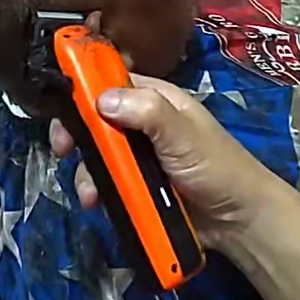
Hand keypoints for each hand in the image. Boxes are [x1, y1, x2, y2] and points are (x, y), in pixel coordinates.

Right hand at [51, 76, 288, 252]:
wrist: (237, 218)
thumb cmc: (216, 165)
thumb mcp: (182, 133)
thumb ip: (147, 112)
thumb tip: (101, 98)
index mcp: (155, 99)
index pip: (111, 81)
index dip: (84, 88)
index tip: (62, 105)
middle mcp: (142, 122)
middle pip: (96, 119)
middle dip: (77, 134)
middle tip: (62, 150)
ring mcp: (138, 155)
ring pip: (98, 154)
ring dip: (87, 170)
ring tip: (89, 192)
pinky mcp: (136, 184)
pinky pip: (107, 181)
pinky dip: (97, 189)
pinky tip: (96, 203)